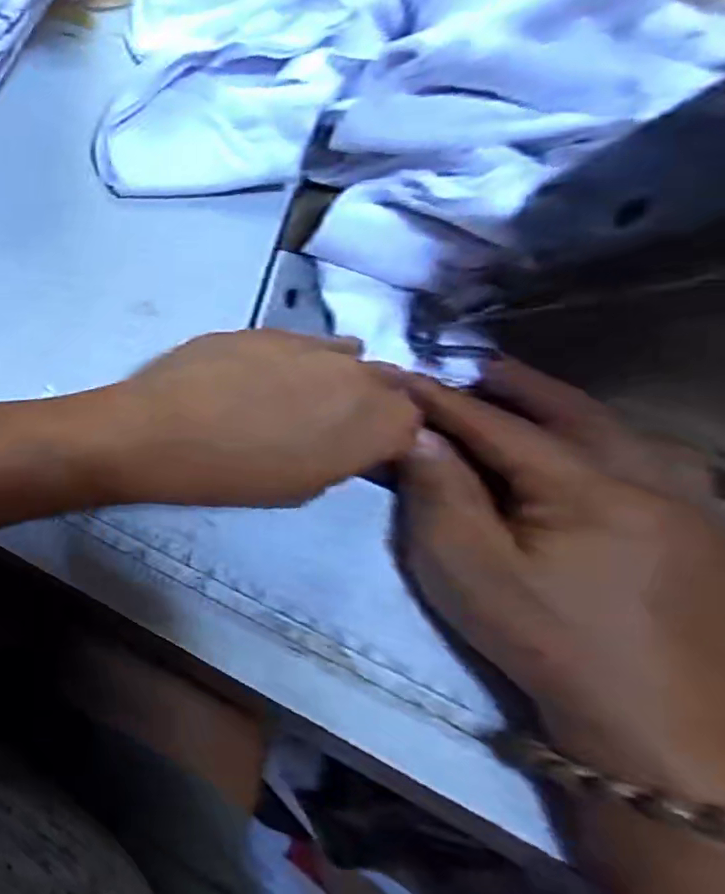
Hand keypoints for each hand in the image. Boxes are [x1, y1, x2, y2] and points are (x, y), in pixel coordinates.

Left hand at [97, 329, 420, 507]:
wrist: (154, 432)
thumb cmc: (228, 473)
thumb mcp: (303, 485)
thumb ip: (341, 456)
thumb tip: (343, 440)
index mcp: (381, 421)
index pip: (411, 420)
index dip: (382, 432)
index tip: (354, 443)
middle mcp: (355, 373)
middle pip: (378, 380)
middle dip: (359, 398)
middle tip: (319, 418)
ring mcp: (303, 344)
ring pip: (335, 353)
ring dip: (322, 372)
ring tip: (284, 394)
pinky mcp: (256, 329)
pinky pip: (288, 341)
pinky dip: (281, 358)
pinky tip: (249, 376)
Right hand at [399, 367, 724, 798]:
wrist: (656, 721)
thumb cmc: (543, 636)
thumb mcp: (465, 564)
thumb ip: (440, 490)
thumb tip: (414, 431)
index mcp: (593, 491)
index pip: (498, 426)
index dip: (440, 398)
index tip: (391, 373)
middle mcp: (652, 486)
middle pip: (575, 415)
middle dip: (513, 386)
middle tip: (461, 364)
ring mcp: (691, 511)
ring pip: (626, 434)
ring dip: (565, 408)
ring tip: (518, 394)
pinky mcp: (701, 537)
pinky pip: (658, 463)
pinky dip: (611, 437)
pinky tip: (592, 444)